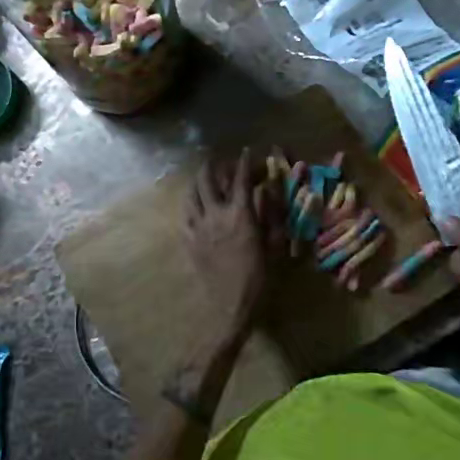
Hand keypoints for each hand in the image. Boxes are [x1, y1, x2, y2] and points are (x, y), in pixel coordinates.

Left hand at [181, 148, 267, 343]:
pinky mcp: (189, 240)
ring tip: (205, 176)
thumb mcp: (274, 245)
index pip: (241, 179)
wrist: (230, 306)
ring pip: (192, 194)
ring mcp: (199, 227)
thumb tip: (267, 190)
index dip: (245, 163)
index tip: (248, 152)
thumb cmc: (259, 277)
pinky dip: (191, 202)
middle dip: (214, 165)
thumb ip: (271, 214)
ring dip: (199, 180)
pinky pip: (185, 214)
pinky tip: (195, 203)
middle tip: (221, 161)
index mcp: (241, 215)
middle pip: (208, 180)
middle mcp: (216, 215)